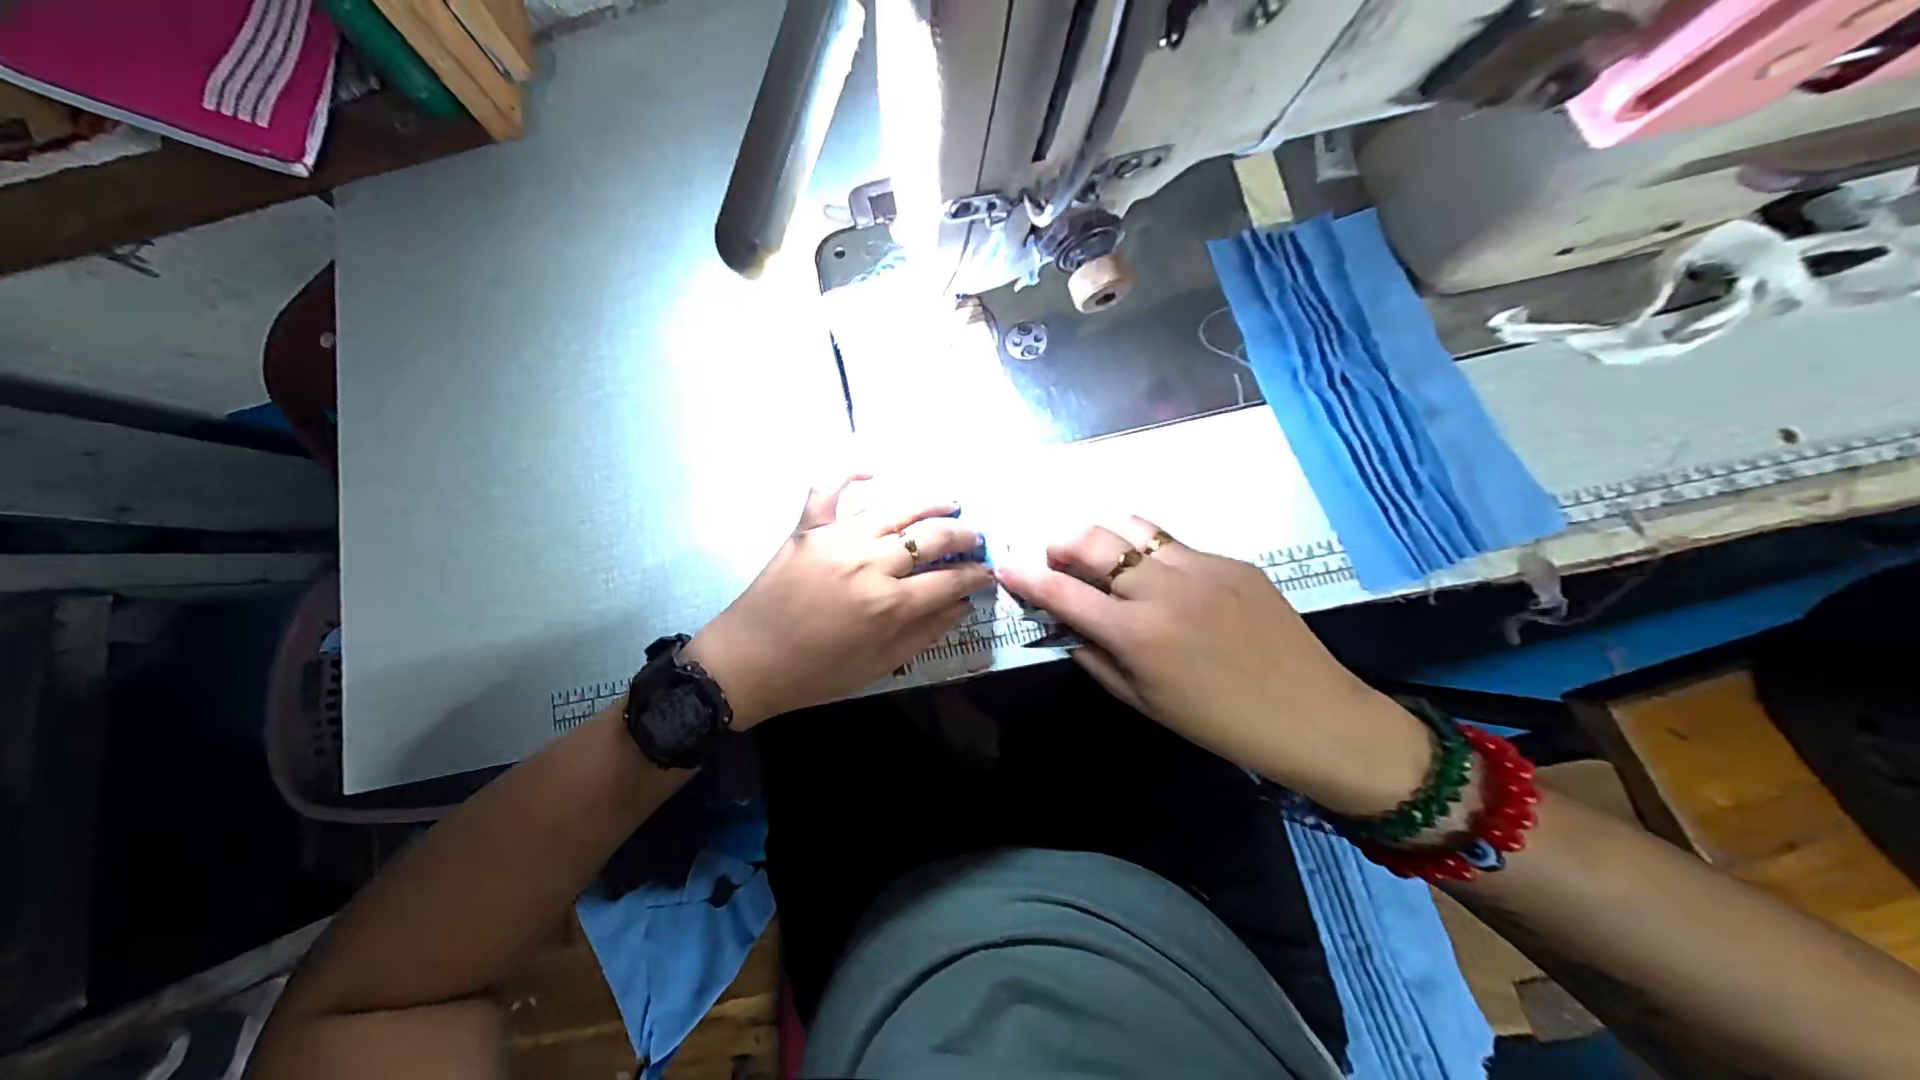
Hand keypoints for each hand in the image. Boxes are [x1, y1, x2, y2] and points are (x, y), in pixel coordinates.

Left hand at [684, 477, 992, 727]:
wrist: (748, 662)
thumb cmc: (816, 673)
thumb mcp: (879, 664)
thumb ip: (925, 632)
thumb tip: (962, 604)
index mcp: (889, 604)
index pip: (951, 580)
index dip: (977, 576)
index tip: (987, 573)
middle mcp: (869, 563)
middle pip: (931, 537)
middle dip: (964, 536)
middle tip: (974, 539)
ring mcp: (837, 539)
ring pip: (896, 508)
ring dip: (931, 503)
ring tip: (951, 503)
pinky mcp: (807, 528)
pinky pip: (829, 490)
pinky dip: (848, 473)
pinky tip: (871, 469)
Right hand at [996, 516, 1431, 815]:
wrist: (1311, 714)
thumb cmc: (1218, 722)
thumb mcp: (1144, 701)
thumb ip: (1096, 659)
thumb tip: (1066, 628)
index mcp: (1137, 635)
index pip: (1063, 594)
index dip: (1027, 578)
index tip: (1007, 567)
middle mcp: (1163, 590)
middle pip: (1092, 541)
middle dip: (1061, 543)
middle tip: (1055, 557)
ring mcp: (1201, 567)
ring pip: (1132, 528)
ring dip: (1102, 534)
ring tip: (1097, 551)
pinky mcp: (1231, 561)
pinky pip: (1175, 544)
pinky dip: (1149, 551)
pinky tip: (1156, 572)